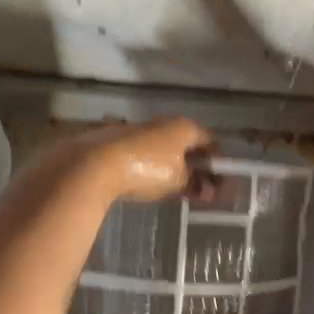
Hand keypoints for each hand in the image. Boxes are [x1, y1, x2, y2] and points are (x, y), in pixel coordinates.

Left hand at [57, 118, 214, 202]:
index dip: (217, 160)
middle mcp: (160, 122)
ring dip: (168, 164)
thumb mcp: (178, 182)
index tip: (219, 180)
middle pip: (184, 142)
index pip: (209, 140)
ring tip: (170, 187)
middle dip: (192, 163)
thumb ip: (195, 184)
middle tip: (197, 187)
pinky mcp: (113, 139)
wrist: (94, 165)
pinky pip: (139, 152)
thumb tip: (209, 190)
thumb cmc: (147, 169)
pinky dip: (147, 165)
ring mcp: (134, 128)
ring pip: (160, 146)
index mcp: (182, 127)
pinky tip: (143, 181)